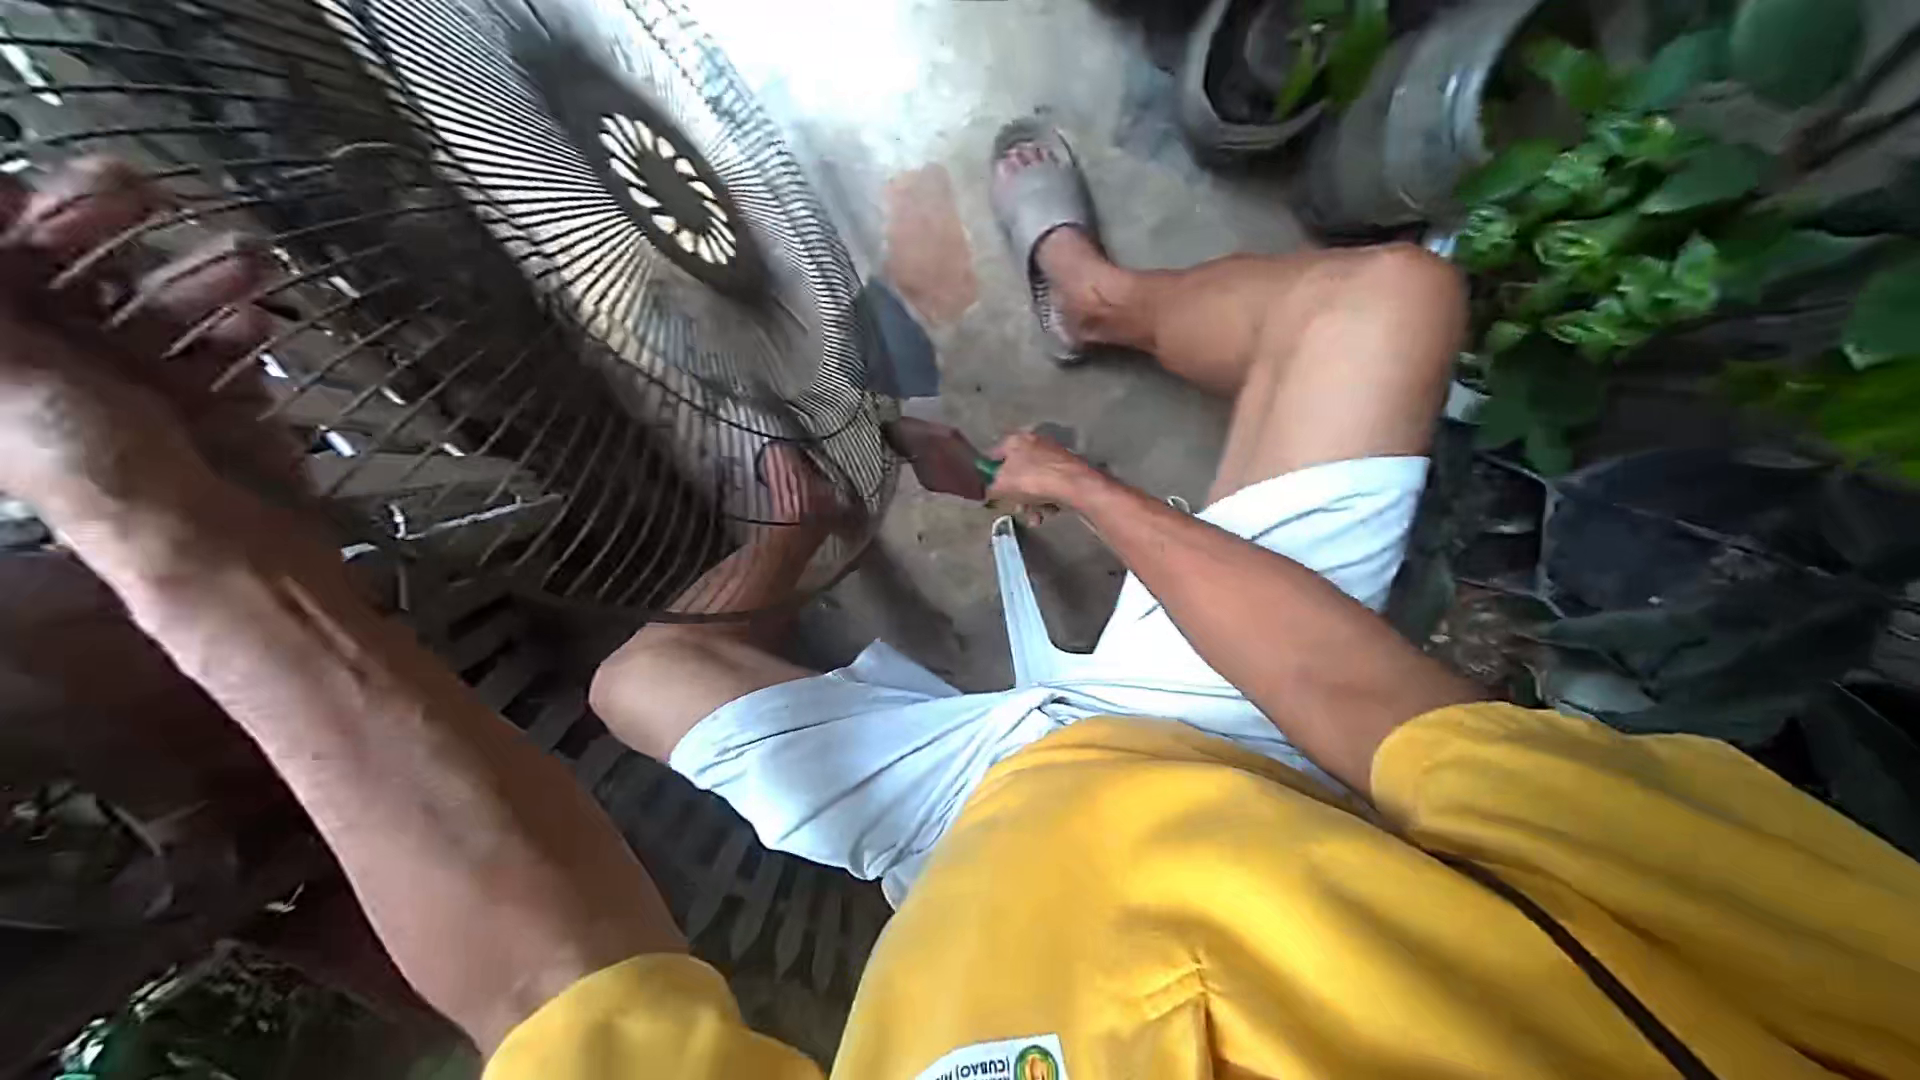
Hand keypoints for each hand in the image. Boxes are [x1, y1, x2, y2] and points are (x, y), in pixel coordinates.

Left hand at [0, 158, 292, 524]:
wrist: (209, 533)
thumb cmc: (86, 455)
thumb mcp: (1, 366)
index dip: (2, 215)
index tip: (33, 181)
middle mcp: (51, 361)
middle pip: (68, 273)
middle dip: (106, 229)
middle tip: (149, 187)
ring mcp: (138, 385)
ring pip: (158, 310)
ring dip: (200, 281)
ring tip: (252, 258)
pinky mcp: (210, 404)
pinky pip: (221, 355)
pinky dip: (240, 336)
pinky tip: (260, 323)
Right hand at [985, 430, 1101, 507]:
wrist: (1075, 485)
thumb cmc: (1032, 481)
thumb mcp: (1002, 486)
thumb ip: (989, 488)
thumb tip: (987, 490)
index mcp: (1015, 439)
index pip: (993, 455)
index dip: (988, 475)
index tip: (990, 492)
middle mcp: (1034, 442)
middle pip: (1016, 472)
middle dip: (1015, 495)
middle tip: (1017, 509)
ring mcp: (1052, 455)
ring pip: (1033, 483)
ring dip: (1031, 503)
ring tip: (1035, 517)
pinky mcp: (1067, 469)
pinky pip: (1049, 486)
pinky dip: (1046, 500)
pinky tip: (1048, 512)